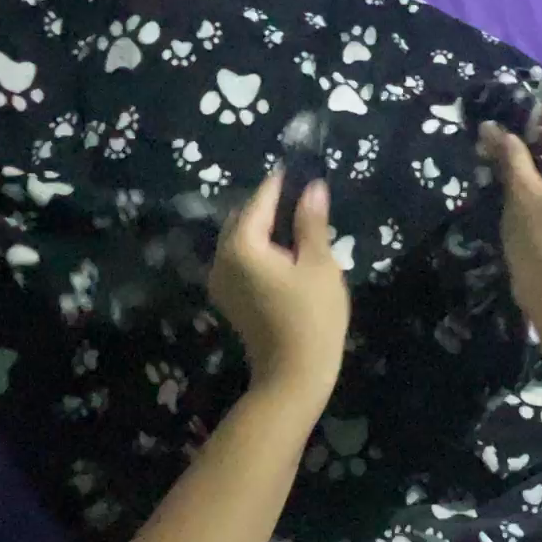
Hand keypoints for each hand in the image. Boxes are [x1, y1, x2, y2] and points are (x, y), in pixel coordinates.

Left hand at [208, 170, 348, 408]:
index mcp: (242, 245)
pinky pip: (242, 260)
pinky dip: (261, 249)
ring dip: (266, 228)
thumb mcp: (319, 264)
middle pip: (245, 218)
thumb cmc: (312, 317)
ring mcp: (221, 280)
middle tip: (303, 196)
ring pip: (242, 240)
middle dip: (271, 205)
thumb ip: (311, 222)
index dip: (281, 183)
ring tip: (299, 222)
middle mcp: (222, 258)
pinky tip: (287, 252)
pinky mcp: (229, 297)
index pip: (260, 201)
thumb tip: (313, 187)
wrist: (294, 375)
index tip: (297, 166)